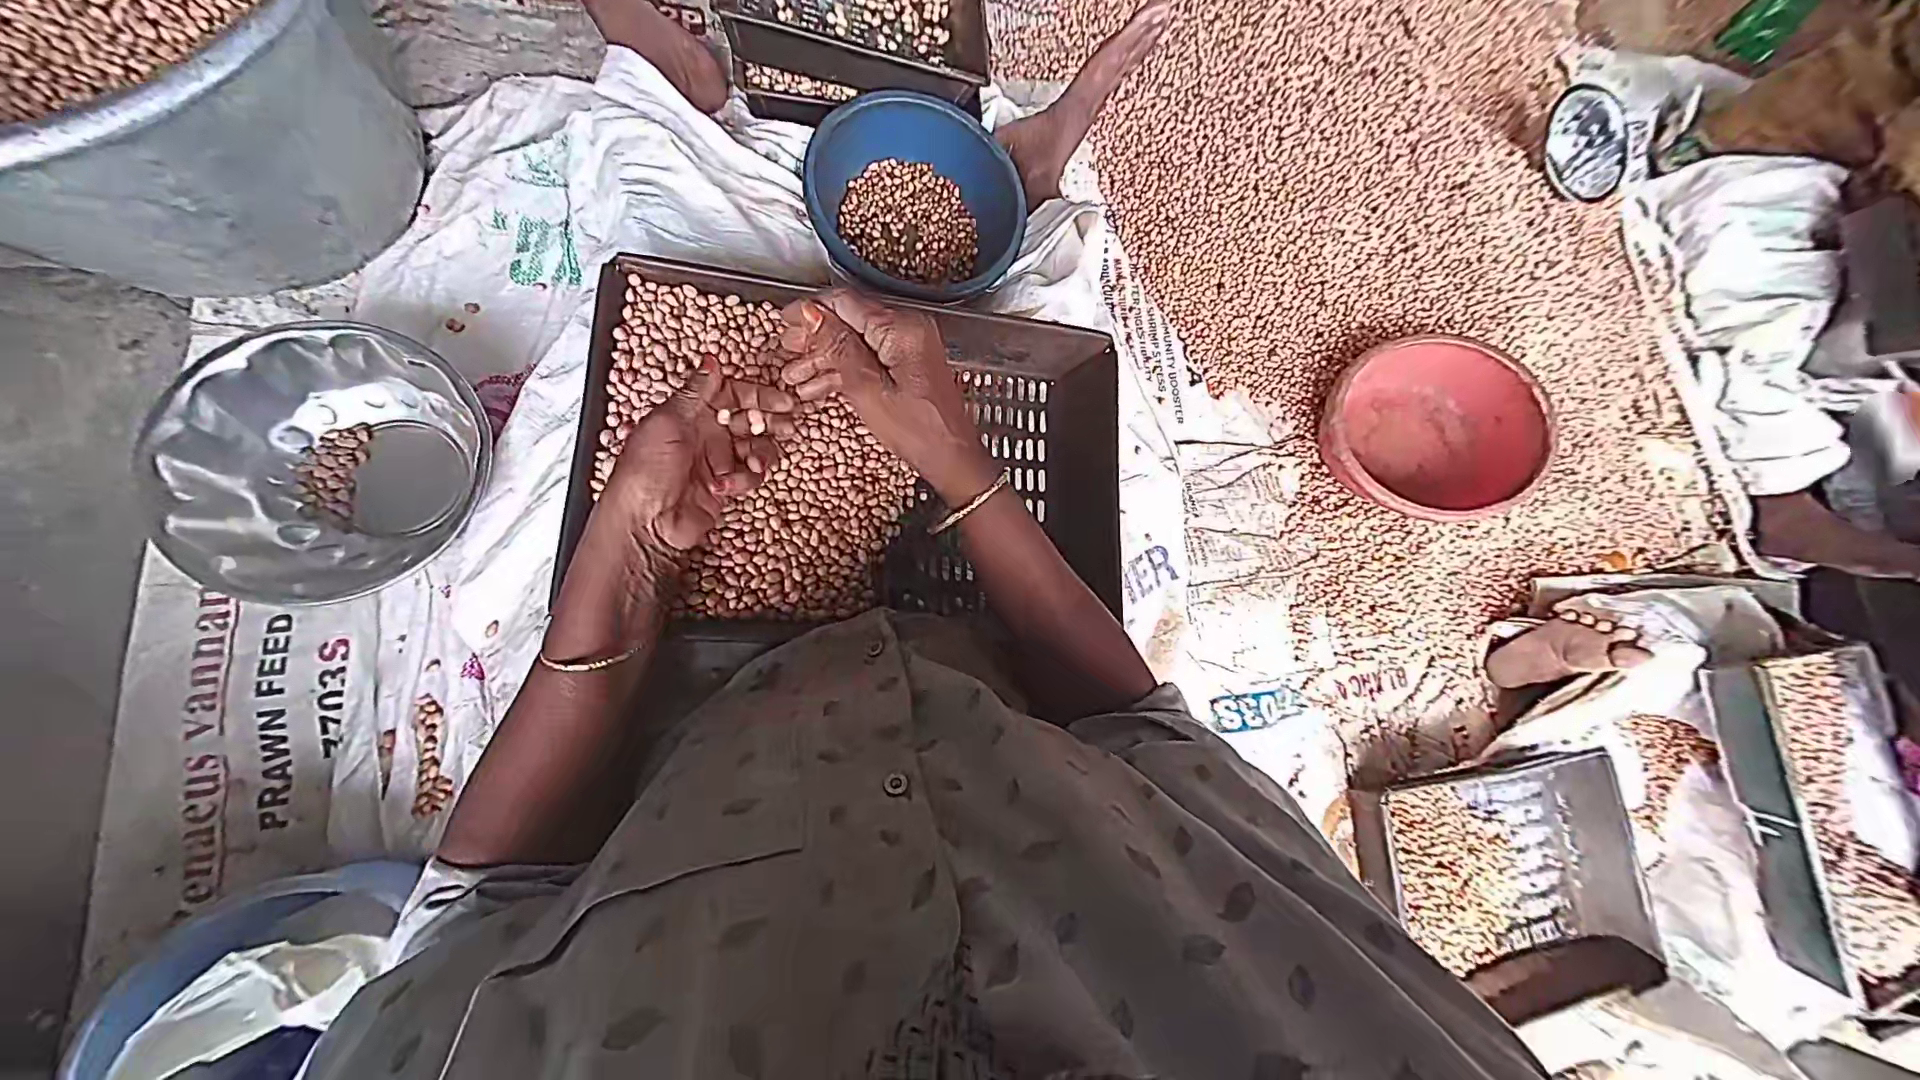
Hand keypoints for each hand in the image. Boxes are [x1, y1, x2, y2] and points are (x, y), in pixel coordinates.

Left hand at [595, 359, 791, 573]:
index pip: (732, 395)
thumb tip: (711, 360)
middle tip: (784, 428)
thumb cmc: (646, 471)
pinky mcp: (725, 486)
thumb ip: (696, 391)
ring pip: (756, 448)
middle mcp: (706, 434)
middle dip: (769, 424)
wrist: (646, 522)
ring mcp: (717, 461)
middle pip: (749, 420)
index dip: (758, 396)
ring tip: (756, 464)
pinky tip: (729, 485)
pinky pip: (750, 476)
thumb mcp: (668, 421)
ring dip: (761, 454)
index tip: (781, 401)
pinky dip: (745, 480)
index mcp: (690, 413)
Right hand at [775, 289, 996, 501]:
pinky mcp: (910, 366)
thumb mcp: (868, 390)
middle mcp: (909, 329)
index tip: (783, 324)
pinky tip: (819, 387)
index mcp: (901, 328)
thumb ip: (838, 347)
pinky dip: (846, 370)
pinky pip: (871, 358)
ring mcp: (910, 347)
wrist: (952, 459)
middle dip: (815, 338)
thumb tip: (810, 313)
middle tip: (787, 353)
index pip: (845, 303)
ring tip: (796, 377)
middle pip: (850, 321)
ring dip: (825, 358)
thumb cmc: (918, 432)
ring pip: (857, 342)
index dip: (810, 312)